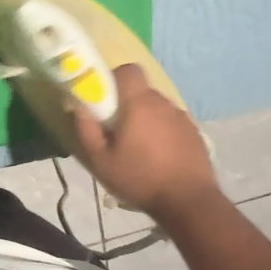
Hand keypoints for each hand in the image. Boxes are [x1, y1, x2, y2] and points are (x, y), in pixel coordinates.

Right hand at [71, 64, 221, 222]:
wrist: (188, 200)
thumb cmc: (139, 178)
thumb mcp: (102, 161)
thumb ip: (87, 130)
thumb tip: (77, 107)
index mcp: (139, 104)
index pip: (128, 70)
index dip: (114, 78)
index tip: (104, 100)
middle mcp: (163, 103)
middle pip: (141, 91)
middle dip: (126, 104)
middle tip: (115, 131)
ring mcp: (182, 116)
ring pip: (156, 108)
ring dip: (144, 119)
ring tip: (138, 149)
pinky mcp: (193, 132)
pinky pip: (170, 122)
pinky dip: (161, 132)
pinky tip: (158, 157)